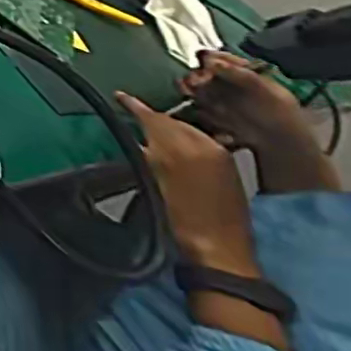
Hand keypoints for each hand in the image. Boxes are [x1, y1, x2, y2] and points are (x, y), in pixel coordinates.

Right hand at [117, 92, 257, 270]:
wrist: (219, 252)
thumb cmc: (177, 219)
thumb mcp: (149, 181)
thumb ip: (140, 151)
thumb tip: (131, 134)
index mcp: (181, 147)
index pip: (153, 116)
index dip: (133, 106)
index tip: (119, 97)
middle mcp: (205, 146)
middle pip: (172, 120)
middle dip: (152, 116)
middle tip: (132, 114)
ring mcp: (221, 157)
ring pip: (189, 129)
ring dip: (170, 127)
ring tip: (151, 131)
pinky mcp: (230, 168)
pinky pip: (203, 141)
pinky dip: (186, 139)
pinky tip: (175, 148)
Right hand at [180, 52, 340, 192]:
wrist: (281, 149)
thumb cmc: (280, 118)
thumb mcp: (267, 92)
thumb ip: (241, 75)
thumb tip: (210, 61)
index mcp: (251, 76)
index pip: (226, 60)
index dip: (213, 58)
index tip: (203, 61)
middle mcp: (234, 85)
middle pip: (206, 73)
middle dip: (198, 76)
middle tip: (195, 81)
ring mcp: (223, 100)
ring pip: (199, 88)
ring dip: (192, 89)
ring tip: (189, 92)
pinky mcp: (214, 115)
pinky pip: (198, 105)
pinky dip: (196, 105)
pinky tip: (199, 108)